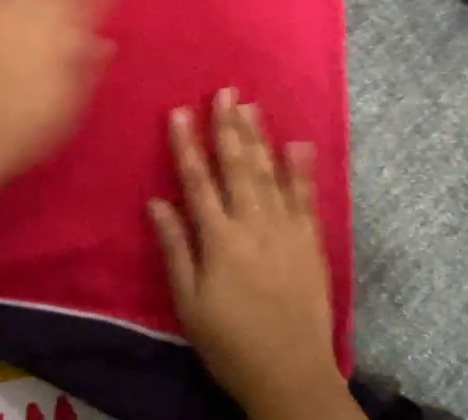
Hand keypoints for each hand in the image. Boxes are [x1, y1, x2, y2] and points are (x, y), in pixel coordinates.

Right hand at [149, 89, 355, 419]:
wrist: (292, 375)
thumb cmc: (230, 342)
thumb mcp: (188, 303)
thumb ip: (174, 248)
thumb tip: (156, 201)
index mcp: (219, 239)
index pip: (198, 181)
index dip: (186, 144)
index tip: (179, 111)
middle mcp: (253, 225)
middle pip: (237, 166)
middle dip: (228, 127)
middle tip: (224, 91)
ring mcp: (287, 231)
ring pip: (270, 173)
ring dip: (259, 137)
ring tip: (251, 105)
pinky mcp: (311, 243)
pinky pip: (306, 198)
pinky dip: (302, 170)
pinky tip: (298, 144)